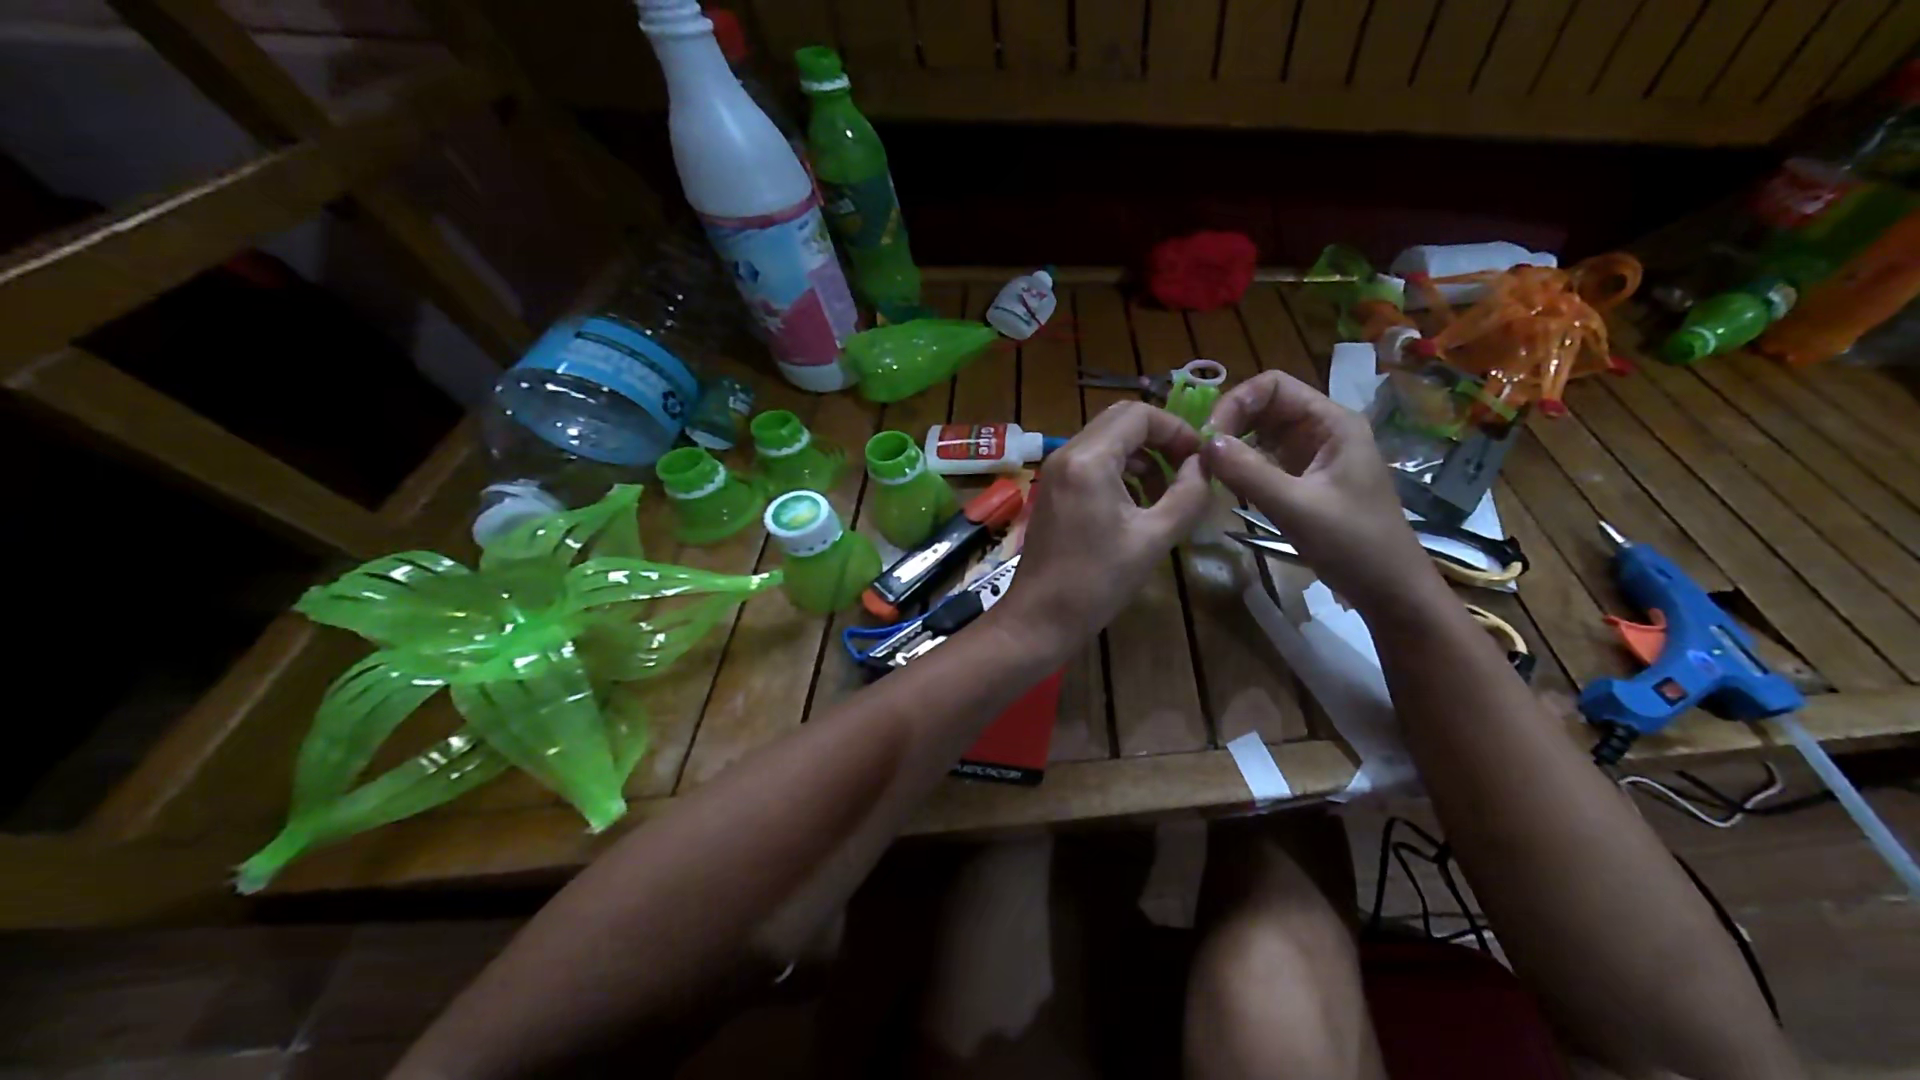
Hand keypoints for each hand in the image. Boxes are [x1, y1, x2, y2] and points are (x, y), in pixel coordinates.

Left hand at [996, 402, 1212, 653]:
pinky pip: (1089, 463)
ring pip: (1105, 441)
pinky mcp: (1050, 490)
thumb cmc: (1098, 581)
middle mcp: (1065, 455)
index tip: (1200, 458)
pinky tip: (1136, 504)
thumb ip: (1188, 494)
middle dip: (1159, 439)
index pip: (1139, 414)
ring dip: (1139, 456)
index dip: (1177, 429)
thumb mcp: (1155, 538)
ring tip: (1166, 492)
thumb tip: (1205, 464)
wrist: (1040, 618)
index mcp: (1088, 460)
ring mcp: (1053, 472)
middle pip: (1120, 421)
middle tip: (1186, 470)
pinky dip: (1118, 471)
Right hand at [1201, 371, 1437, 612]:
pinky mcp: (1303, 479)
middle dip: (1229, 422)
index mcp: (1332, 423)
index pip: (1273, 386)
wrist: (1388, 589)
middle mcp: (1321, 430)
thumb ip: (1249, 472)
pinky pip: (1264, 458)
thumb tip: (1204, 444)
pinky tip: (1225, 483)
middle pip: (1264, 406)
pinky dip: (1241, 464)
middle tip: (1201, 456)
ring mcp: (1312, 455)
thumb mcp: (1297, 508)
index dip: (1236, 402)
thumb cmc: (1353, 544)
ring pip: (1260, 433)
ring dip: (1231, 444)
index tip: (1209, 437)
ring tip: (1207, 469)